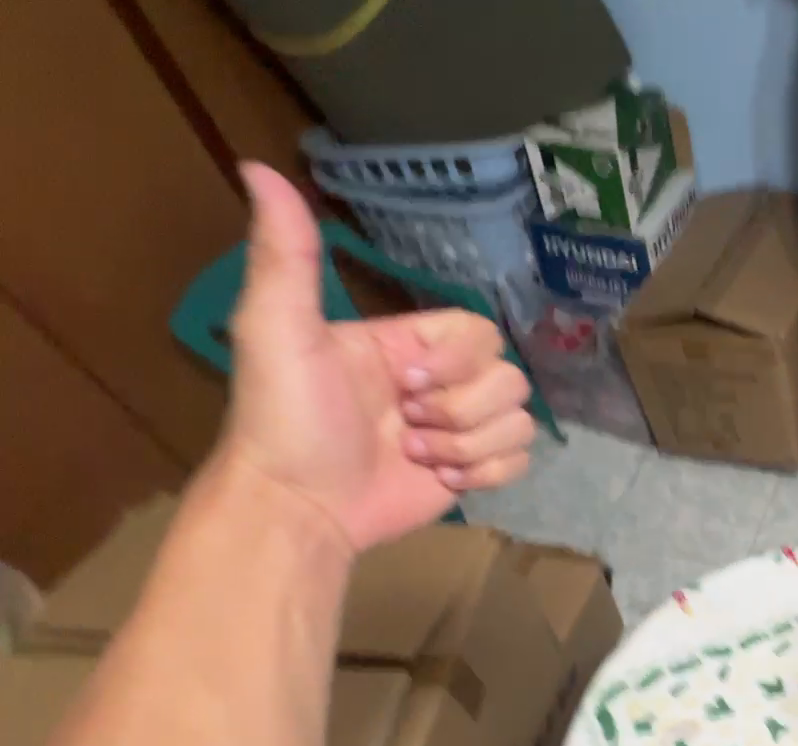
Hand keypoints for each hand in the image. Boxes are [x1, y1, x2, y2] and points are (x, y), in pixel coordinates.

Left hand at [220, 163, 533, 553]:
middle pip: (511, 379)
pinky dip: (486, 474)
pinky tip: (441, 480)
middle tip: (407, 424)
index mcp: (408, 345)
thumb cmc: (287, 420)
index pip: (480, 333)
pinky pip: (521, 460)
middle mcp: (443, 383)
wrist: (301, 507)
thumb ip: (286, 257)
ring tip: (418, 456)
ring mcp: (464, 428)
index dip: (457, 360)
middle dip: (461, 409)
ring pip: (521, 421)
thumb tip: (260, 170)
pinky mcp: (477, 470)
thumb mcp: (276, 330)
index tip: (404, 381)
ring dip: (469, 445)